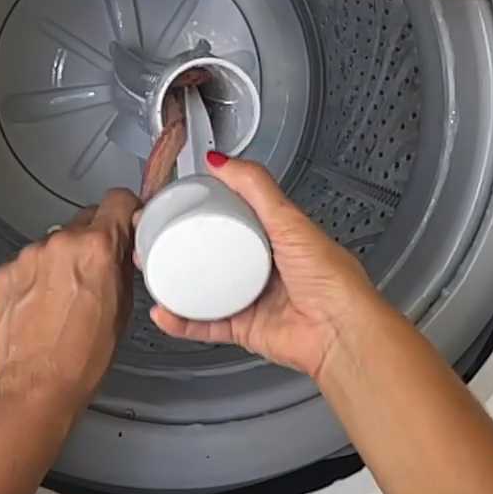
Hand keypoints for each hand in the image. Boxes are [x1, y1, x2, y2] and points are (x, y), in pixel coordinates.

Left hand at [0, 188, 141, 409]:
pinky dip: (36, 278)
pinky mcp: (3, 273)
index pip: (117, 200)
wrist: (36, 387)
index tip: (126, 222)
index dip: (125, 212)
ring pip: (54, 243)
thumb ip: (122, 267)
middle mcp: (60, 242)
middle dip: (93, 241)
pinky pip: (28, 263)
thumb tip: (123, 251)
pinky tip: (41, 306)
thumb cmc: (83, 358)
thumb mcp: (123, 307)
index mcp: (96, 247)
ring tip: (65, 299)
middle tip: (97, 273)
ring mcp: (27, 256)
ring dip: (62, 260)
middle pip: (85, 221)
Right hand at [150, 155, 392, 379]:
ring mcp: (254, 298)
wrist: (340, 332)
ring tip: (152, 271)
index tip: (177, 202)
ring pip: (205, 290)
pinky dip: (183, 320)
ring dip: (176, 283)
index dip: (205, 208)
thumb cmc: (331, 278)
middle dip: (181, 247)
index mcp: (278, 236)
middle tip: (155, 237)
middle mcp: (265, 266)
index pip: (234, 215)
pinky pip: (207, 324)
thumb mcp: (289, 220)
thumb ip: (256, 187)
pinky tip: (165, 312)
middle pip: (214, 253)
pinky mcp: (246, 328)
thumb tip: (222, 161)